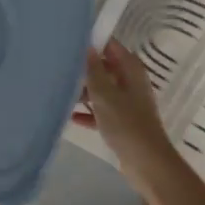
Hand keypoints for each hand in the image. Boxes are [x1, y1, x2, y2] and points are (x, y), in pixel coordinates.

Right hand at [73, 40, 178, 182]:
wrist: (146, 161)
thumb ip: (94, 70)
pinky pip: (102, 111)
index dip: (92, 42)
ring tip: (60, 93)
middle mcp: (130, 82)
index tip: (69, 42)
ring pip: (102, 90)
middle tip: (58, 69)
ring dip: (84, 92)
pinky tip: (70, 117)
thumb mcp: (105, 94)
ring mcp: (127, 102)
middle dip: (84, 69)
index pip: (110, 46)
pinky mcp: (122, 121)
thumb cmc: (126, 123)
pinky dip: (89, 113)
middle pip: (104, 68)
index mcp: (131, 70)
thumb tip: (87, 47)